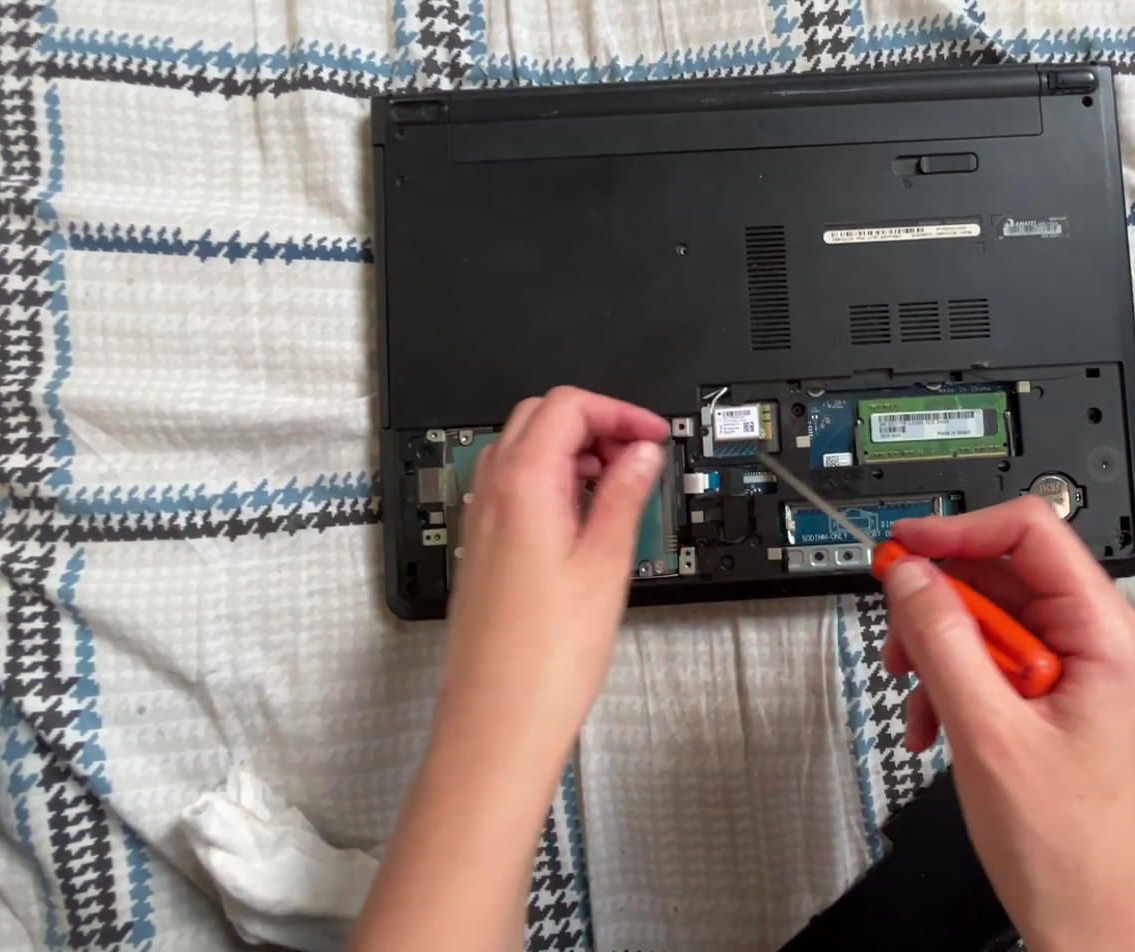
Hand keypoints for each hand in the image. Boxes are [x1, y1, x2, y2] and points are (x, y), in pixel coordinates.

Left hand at [354, 387, 667, 951]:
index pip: (567, 407)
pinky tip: (586, 519)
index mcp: (522, 486)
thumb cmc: (545, 659)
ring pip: (524, 450)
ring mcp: (481, 523)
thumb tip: (641, 453)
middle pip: (540, 418)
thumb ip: (624, 495)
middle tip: (637, 453)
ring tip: (618, 485)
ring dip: (572, 450)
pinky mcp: (484, 550)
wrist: (496, 726)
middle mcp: (491, 495)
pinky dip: (553, 481)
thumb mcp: (605, 563)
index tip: (652, 435)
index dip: (617, 411)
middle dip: (594, 422)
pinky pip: (515, 488)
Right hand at [882, 498, 1134, 951]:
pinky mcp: (1040, 686)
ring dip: (931, 648)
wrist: (1082, 916)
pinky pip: (976, 651)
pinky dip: (940, 677)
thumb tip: (909, 574)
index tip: (904, 547)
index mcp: (1100, 631)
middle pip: (993, 572)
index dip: (958, 530)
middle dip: (934, 605)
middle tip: (898, 641)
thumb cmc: (1064, 845)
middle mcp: (1086, 635)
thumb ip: (943, 640)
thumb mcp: (987, 731)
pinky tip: (929, 722)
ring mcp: (1063, 661)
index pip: (1027, 532)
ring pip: (976, 612)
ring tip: (915, 696)